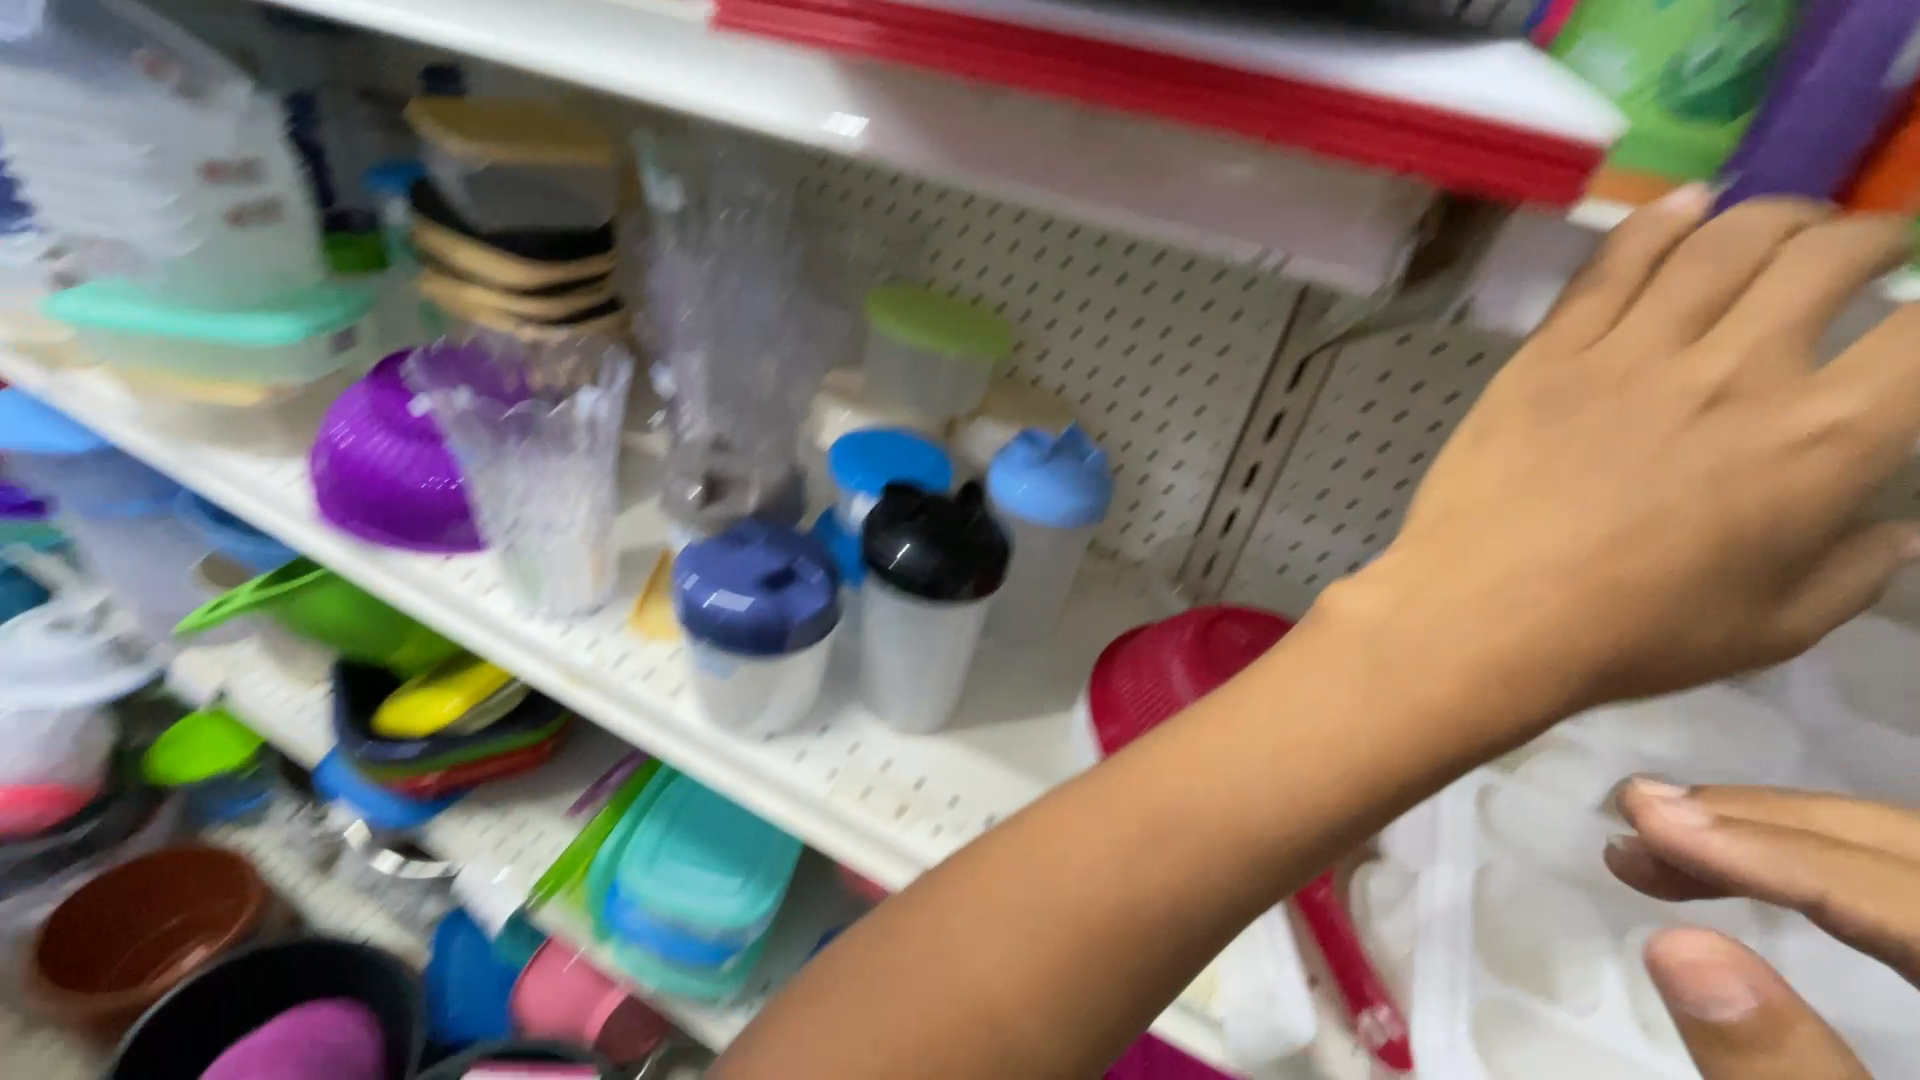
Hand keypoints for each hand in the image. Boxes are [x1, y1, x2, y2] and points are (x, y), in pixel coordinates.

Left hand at [1343, 188, 1919, 718]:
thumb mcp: (1770, 628)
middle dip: (1868, 241)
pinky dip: (1657, 223)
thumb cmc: (1625, 635)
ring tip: (1784, 226)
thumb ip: (1850, 571)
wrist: (1478, 614)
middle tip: (1859, 257)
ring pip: (1722, 243)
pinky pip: (1610, 267)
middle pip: (1829, 257)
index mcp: (1822, 441)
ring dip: (1773, 218)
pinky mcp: (1545, 357)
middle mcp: (1734, 374)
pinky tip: (1684, 205)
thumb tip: (1898, 530)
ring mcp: (1627, 356)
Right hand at [1606, 779, 1919, 1076]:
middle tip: (1640, 815)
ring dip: (1784, 832)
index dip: (1779, 853)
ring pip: (1919, 857)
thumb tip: (1676, 946)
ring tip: (1668, 836)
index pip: (1918, 904)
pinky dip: (1820, 867)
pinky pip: (1912, 894)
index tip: (1647, 820)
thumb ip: (1787, 1077)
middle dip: (1769, 822)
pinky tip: (1747, 872)